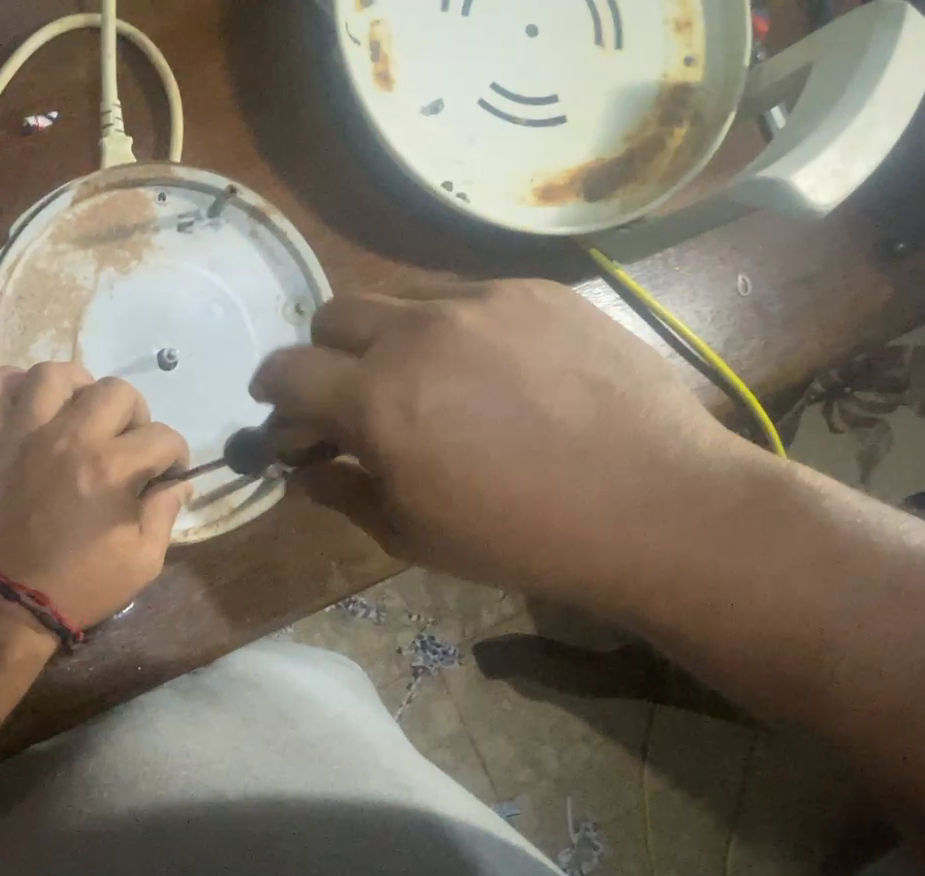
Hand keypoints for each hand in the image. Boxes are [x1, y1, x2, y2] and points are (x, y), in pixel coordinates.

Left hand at [0, 362, 190, 628]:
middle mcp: (68, 438)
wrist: (11, 602)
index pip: (161, 436)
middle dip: (135, 415)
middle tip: (129, 444)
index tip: (168, 474)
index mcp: (110, 468)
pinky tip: (30, 403)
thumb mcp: (142, 561)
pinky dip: (11, 385)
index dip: (175, 455)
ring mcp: (23, 435)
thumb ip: (164, 514)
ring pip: (53, 374)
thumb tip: (179, 484)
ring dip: (77, 388)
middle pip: (115, 390)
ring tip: (82, 414)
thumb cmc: (82, 586)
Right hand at [250, 281, 756, 605]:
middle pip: (332, 315)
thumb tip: (302, 470)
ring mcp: (481, 302)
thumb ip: (340, 491)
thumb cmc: (515, 536)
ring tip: (424, 381)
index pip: (287, 371)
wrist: (653, 503)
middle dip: (322, 355)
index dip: (271, 391)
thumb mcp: (408, 532)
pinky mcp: (536, 291)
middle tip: (346, 394)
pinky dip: (451, 330)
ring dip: (386, 338)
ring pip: (398, 298)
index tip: (279, 410)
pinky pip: (465, 297)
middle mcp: (416, 333)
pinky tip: (490, 373)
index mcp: (376, 399)